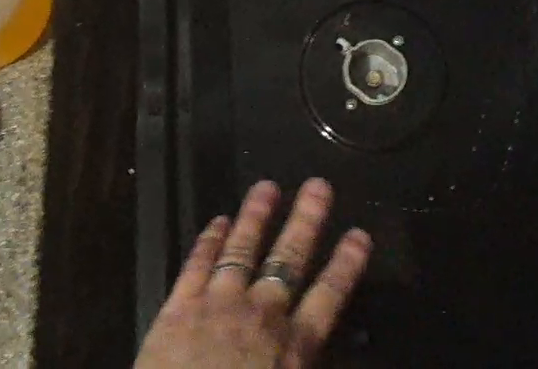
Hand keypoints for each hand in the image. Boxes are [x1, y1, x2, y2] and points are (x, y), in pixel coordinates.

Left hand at [135, 179, 371, 368]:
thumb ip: (302, 360)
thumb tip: (312, 352)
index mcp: (291, 350)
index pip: (327, 299)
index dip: (345, 266)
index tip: (359, 235)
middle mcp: (261, 317)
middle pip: (289, 260)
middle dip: (306, 221)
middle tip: (319, 185)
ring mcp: (218, 305)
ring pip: (242, 250)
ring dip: (256, 216)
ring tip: (267, 186)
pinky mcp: (178, 307)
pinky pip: (198, 265)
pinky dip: (209, 240)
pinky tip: (216, 221)